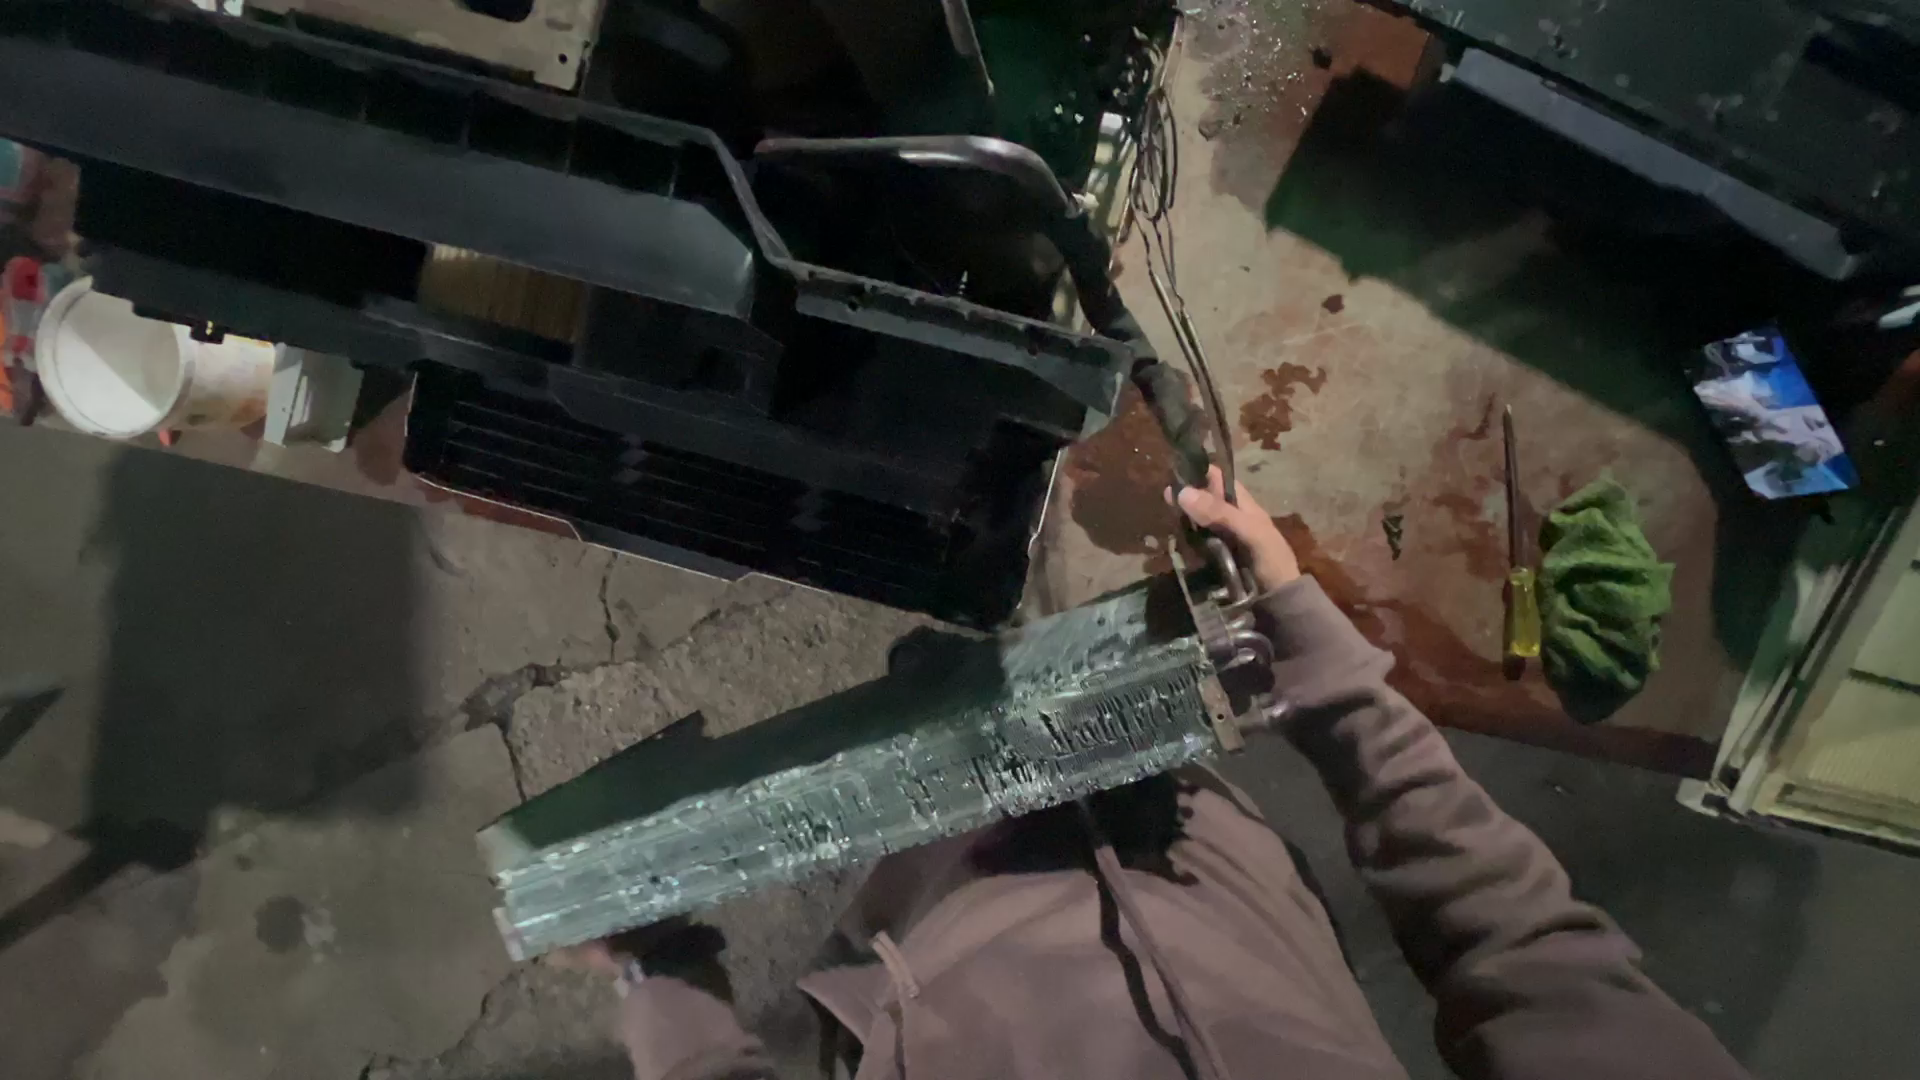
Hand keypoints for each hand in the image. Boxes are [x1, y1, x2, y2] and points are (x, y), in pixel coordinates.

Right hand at [1168, 466, 1300, 589]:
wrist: (1277, 598)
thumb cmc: (1270, 558)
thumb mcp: (1249, 531)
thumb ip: (1219, 513)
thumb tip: (1182, 493)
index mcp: (1241, 502)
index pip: (1216, 477)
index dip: (1197, 470)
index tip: (1173, 472)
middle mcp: (1227, 514)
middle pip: (1200, 496)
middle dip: (1184, 495)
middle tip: (1164, 498)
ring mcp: (1217, 534)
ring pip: (1193, 517)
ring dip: (1180, 516)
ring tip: (1165, 516)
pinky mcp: (1209, 553)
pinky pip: (1191, 538)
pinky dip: (1182, 536)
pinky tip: (1173, 535)